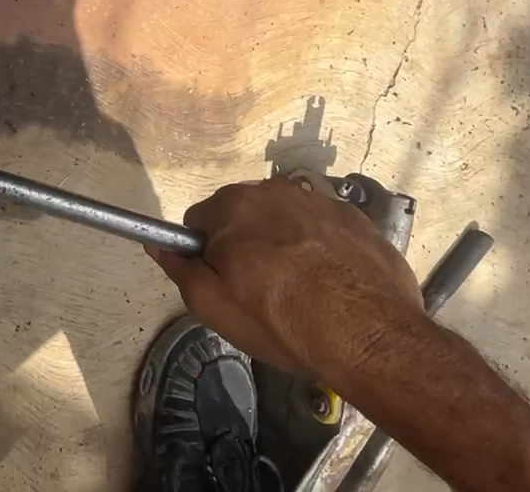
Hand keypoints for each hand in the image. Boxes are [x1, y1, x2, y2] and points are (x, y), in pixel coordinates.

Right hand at [147, 177, 422, 378]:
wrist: (372, 338)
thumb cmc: (281, 320)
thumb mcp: (212, 306)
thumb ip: (179, 269)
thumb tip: (157, 244)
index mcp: (231, 205)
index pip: (199, 222)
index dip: (207, 255)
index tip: (226, 283)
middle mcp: (272, 190)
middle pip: (242, 216)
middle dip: (245, 244)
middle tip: (261, 290)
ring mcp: (318, 200)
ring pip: (284, 219)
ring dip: (284, 242)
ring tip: (302, 289)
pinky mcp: (356, 219)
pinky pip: (323, 227)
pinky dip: (322, 247)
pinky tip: (333, 282)